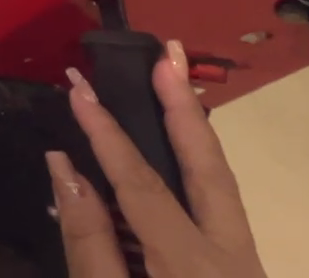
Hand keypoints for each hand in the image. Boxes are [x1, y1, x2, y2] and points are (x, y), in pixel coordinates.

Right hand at [50, 41, 267, 277]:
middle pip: (211, 172)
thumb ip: (89, 242)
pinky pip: (217, 211)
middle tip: (168, 53)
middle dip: (186, 109)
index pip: (140, 183)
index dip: (104, 132)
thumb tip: (65, 166)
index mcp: (193, 268)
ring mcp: (243, 270)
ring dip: (194, 132)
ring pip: (222, 188)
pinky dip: (193, 169)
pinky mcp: (235, 275)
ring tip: (174, 83)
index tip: (75, 85)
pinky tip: (172, 150)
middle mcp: (232, 261)